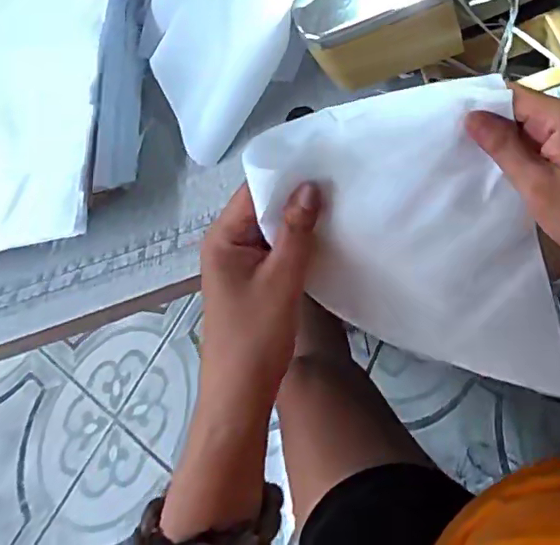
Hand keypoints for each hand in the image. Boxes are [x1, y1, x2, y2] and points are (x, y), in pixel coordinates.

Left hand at [197, 183, 320, 396]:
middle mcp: (227, 243)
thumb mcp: (281, 280)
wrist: (240, 398)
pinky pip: (277, 245)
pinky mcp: (254, 277)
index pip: (253, 189)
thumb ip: (296, 230)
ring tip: (336, 200)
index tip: (321, 160)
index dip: (285, 174)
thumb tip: (310, 185)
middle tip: (336, 178)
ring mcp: (241, 261)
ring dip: (299, 217)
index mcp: (223, 238)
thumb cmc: (254, 338)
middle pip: (263, 204)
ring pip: (273, 226)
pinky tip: (324, 233)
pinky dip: (298, 238)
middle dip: (296, 193)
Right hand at [466, 86, 559, 278]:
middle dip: (486, 121)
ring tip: (462, 149)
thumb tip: (470, 116)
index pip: (511, 94)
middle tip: (450, 137)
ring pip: (521, 124)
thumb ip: (503, 147)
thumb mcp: (536, 184)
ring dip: (498, 137)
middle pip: (515, 106)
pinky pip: (531, 140)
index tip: (448, 118)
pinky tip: (490, 163)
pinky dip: (512, 149)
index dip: (481, 103)